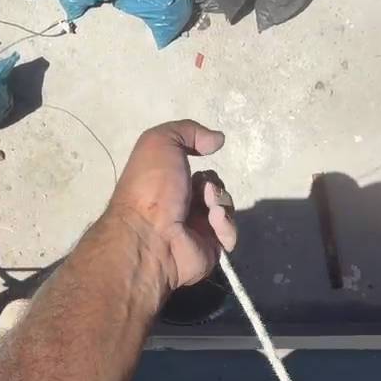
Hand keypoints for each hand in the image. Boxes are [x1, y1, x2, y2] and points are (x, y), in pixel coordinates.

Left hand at [103, 120, 237, 290]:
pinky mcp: (210, 249)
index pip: (194, 169)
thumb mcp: (160, 141)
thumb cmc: (152, 186)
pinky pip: (229, 233)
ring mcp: (196, 229)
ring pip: (225, 208)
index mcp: (166, 184)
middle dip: (214, 184)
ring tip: (209, 207)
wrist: (150, 235)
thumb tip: (217, 140)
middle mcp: (181, 206)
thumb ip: (188, 131)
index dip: (202, 160)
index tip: (204, 155)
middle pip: (214, 187)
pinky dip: (226, 224)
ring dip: (221, 201)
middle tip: (203, 190)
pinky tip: (214, 221)